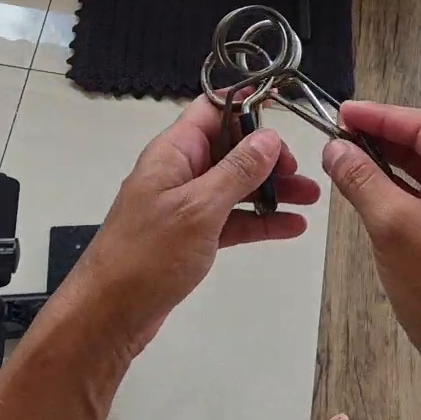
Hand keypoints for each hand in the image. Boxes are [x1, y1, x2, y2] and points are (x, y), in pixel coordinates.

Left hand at [64, 97, 321, 353]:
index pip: (211, 110)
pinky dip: (260, 221)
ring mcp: (186, 205)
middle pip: (230, 148)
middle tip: (299, 171)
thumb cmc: (149, 254)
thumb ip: (237, 171)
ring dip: (272, 189)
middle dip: (268, 155)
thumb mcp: (199, 208)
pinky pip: (233, 219)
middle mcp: (180, 172)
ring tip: (311, 197)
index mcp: (174, 152)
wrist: (109, 315)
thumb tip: (269, 137)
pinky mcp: (192, 236)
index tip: (282, 107)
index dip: (245, 104)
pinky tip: (292, 227)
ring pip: (236, 186)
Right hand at [321, 101, 420, 365]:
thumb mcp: (390, 225)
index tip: (342, 112)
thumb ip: (361, 178)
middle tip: (340, 126)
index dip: (380, 116)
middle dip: (383, 131)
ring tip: (347, 146)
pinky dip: (399, 176)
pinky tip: (368, 171)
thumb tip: (333, 147)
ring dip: (388, 152)